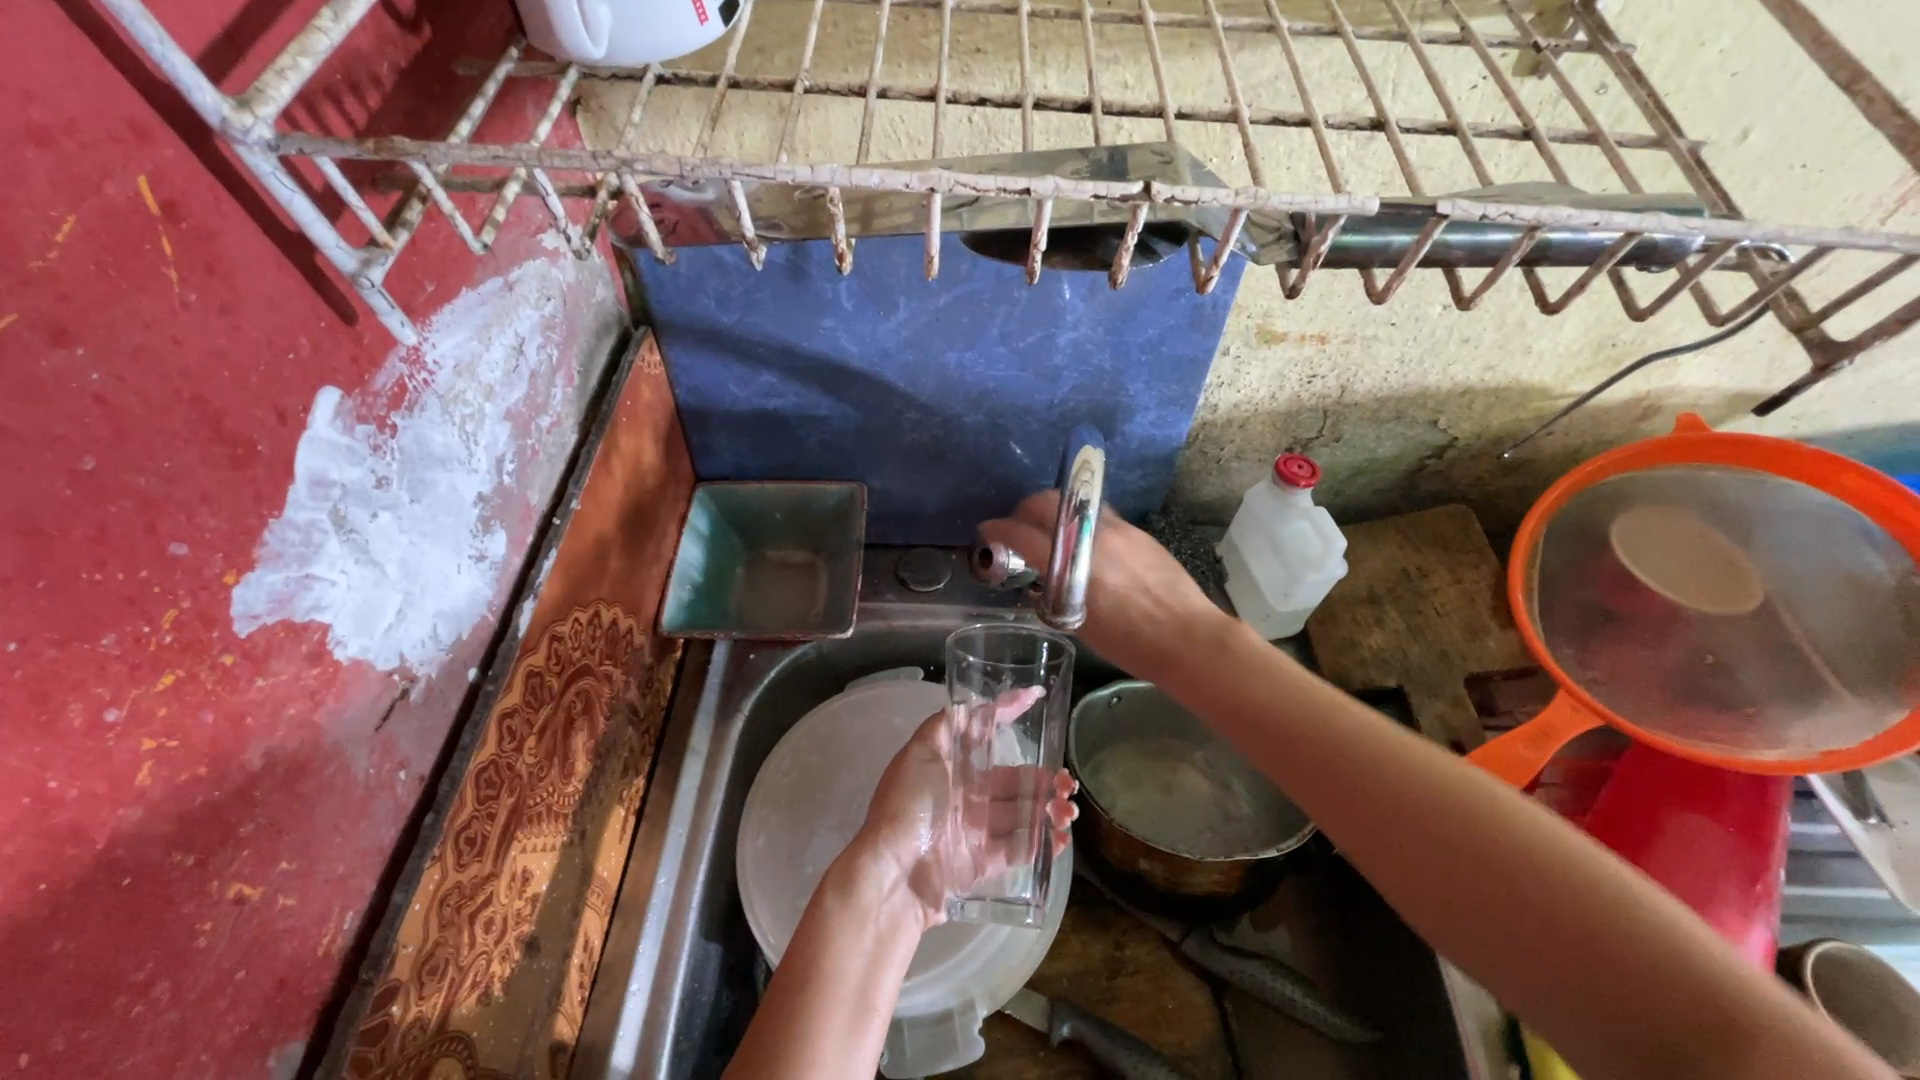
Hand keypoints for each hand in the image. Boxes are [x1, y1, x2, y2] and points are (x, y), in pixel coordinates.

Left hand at [846, 694, 1076, 932]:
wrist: (894, 872)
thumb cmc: (908, 805)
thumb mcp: (919, 754)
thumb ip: (946, 726)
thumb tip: (974, 703)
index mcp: (952, 768)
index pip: (985, 735)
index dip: (1008, 714)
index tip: (1036, 697)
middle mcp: (966, 796)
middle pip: (1014, 781)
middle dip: (1044, 778)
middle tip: (1067, 782)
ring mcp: (976, 830)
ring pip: (1022, 814)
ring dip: (1049, 809)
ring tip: (1067, 811)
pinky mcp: (983, 863)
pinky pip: (1019, 849)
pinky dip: (1043, 843)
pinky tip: (1061, 838)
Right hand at [978, 491, 1235, 681]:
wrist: (1188, 637)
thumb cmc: (1130, 643)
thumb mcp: (1078, 624)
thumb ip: (1054, 594)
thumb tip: (1041, 580)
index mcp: (1073, 564)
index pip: (1023, 534)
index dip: (998, 530)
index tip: (987, 532)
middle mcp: (1092, 536)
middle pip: (1046, 503)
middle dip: (1023, 510)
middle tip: (1016, 527)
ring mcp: (1118, 529)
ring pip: (1074, 503)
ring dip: (1053, 511)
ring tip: (1050, 533)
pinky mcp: (1138, 532)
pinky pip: (1100, 515)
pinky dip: (1081, 522)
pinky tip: (1084, 544)